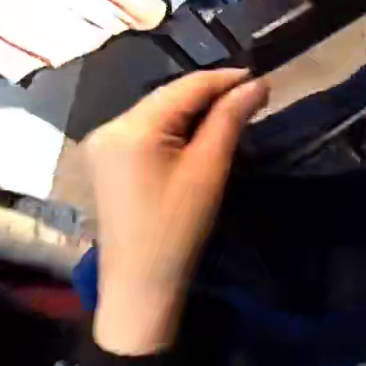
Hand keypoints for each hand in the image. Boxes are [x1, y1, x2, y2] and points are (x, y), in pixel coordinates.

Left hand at [79, 68, 268, 353]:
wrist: (140, 286)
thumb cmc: (178, 228)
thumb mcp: (209, 169)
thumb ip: (231, 119)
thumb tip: (257, 84)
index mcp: (131, 128)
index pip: (185, 87)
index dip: (225, 79)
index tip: (262, 79)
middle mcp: (109, 126)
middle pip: (169, 96)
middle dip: (211, 93)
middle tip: (253, 95)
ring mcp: (103, 142)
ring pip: (159, 110)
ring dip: (195, 108)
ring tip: (233, 110)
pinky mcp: (106, 159)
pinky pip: (147, 128)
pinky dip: (176, 125)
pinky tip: (200, 130)